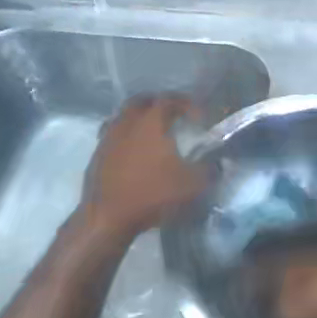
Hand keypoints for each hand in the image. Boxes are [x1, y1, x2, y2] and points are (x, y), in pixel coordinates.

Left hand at [81, 95, 206, 237]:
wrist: (108, 217)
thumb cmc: (152, 194)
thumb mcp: (192, 185)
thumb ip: (210, 171)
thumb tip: (219, 164)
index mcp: (151, 123)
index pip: (169, 100)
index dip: (186, 103)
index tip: (198, 114)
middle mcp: (127, 123)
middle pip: (141, 101)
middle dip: (158, 103)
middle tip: (173, 114)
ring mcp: (108, 138)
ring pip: (123, 116)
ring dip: (138, 118)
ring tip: (152, 131)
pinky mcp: (97, 155)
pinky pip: (112, 135)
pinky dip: (125, 136)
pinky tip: (133, 151)